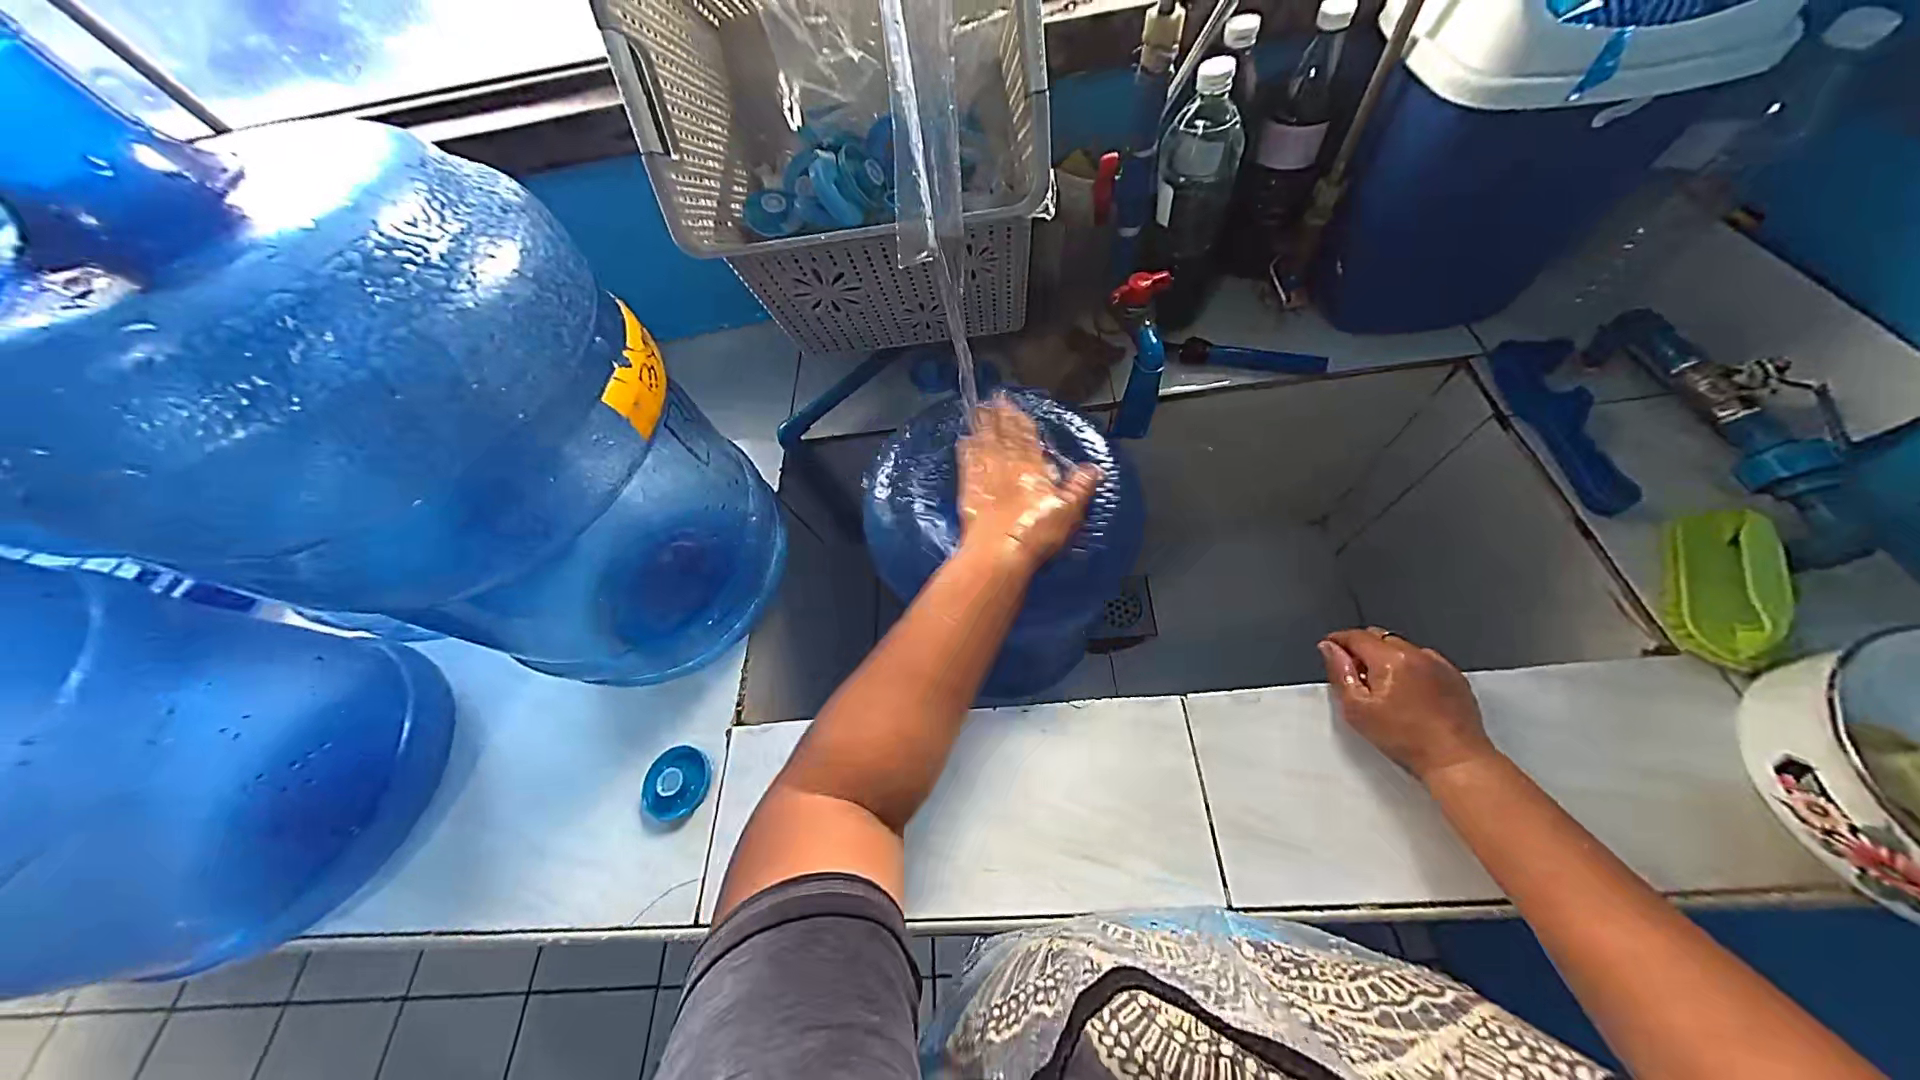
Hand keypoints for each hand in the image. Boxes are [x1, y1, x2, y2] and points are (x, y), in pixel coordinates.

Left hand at [958, 396, 1101, 569]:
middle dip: (1000, 416)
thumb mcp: (1069, 510)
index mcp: (1033, 468)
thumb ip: (1080, 487)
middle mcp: (1009, 467)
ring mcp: (987, 477)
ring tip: (978, 409)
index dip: (1020, 419)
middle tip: (993, 398)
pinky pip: (968, 464)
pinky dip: (966, 450)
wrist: (999, 553)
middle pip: (1004, 435)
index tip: (1013, 404)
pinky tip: (963, 440)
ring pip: (985, 444)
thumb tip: (1094, 469)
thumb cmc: (1036, 533)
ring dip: (982, 425)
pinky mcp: (970, 492)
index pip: (1027, 437)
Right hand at [1318, 628, 1499, 782]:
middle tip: (1354, 675)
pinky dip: (1409, 668)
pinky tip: (1407, 692)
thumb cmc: (1407, 739)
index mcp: (1391, 660)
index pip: (1356, 636)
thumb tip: (1330, 648)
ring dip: (1386, 658)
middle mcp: (1418, 655)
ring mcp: (1440, 665)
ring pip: (1401, 648)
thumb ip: (1339, 673)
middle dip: (1362, 649)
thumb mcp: (1356, 708)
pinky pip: (1423, 661)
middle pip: (1379, 638)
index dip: (1338, 640)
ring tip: (1383, 688)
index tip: (1331, 648)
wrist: (1455, 761)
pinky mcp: (1455, 677)